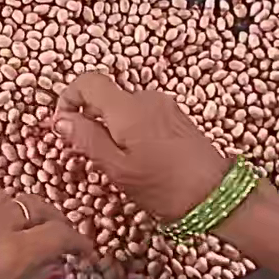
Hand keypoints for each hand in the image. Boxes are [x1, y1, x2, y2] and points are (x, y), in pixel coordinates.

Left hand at [0, 188, 89, 278]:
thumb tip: (48, 270)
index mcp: (8, 257)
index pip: (59, 234)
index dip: (78, 242)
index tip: (83, 253)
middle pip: (34, 205)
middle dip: (53, 221)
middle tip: (56, 239)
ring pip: (1, 194)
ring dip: (19, 209)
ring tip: (19, 229)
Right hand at [51, 71, 230, 219]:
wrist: (218, 196)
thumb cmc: (164, 187)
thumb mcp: (117, 169)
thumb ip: (87, 139)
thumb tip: (60, 119)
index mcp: (127, 108)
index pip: (88, 81)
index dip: (68, 98)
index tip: (63, 125)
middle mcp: (146, 98)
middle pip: (105, 96)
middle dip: (89, 119)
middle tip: (89, 154)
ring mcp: (163, 106)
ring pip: (122, 108)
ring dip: (110, 127)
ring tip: (117, 162)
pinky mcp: (175, 117)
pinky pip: (141, 115)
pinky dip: (129, 131)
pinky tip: (138, 159)